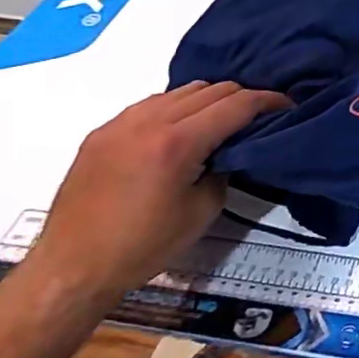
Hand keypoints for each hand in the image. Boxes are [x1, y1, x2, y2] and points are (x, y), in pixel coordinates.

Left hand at [28, 81, 289, 301]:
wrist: (72, 268)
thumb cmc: (144, 247)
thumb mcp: (202, 210)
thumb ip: (223, 169)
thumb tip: (229, 149)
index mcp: (177, 143)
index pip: (236, 104)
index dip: (268, 100)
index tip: (287, 105)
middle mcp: (149, 121)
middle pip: (211, 89)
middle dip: (242, 97)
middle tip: (260, 115)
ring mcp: (121, 123)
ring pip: (180, 90)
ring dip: (209, 99)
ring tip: (221, 121)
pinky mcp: (102, 132)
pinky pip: (151, 104)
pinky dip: (177, 108)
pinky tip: (181, 130)